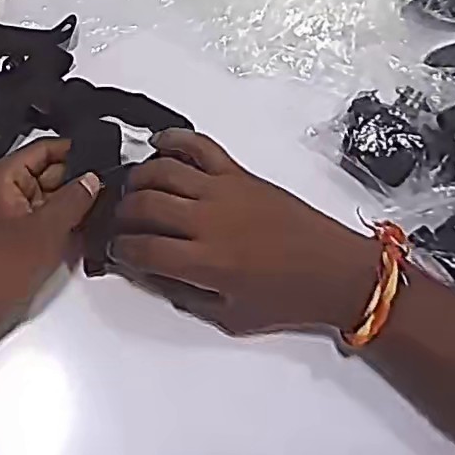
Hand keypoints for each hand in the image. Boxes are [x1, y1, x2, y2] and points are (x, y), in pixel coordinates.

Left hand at [0, 137, 101, 359]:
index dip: (74, 150)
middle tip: (106, 190)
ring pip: (58, 197)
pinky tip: (88, 232)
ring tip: (98, 213)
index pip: (46, 148)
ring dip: (77, 205)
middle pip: (55, 172)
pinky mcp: (29, 234)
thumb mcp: (45, 228)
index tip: (101, 157)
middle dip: (80, 181)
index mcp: (7, 176)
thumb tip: (92, 180)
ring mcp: (21, 212)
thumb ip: (74, 199)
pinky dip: (71, 224)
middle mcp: (12, 189)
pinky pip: (56, 219)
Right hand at [110, 129, 379, 336]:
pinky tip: (157, 144)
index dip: (120, 249)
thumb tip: (146, 275)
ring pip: (161, 171)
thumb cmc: (289, 296)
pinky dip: (173, 138)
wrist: (337, 273)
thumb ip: (183, 295)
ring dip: (138, 178)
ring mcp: (223, 190)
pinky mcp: (237, 172)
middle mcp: (211, 221)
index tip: (116, 249)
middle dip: (122, 213)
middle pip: (145, 205)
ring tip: (133, 188)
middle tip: (120, 219)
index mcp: (210, 262)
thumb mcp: (231, 315)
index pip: (144, 248)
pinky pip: (197, 145)